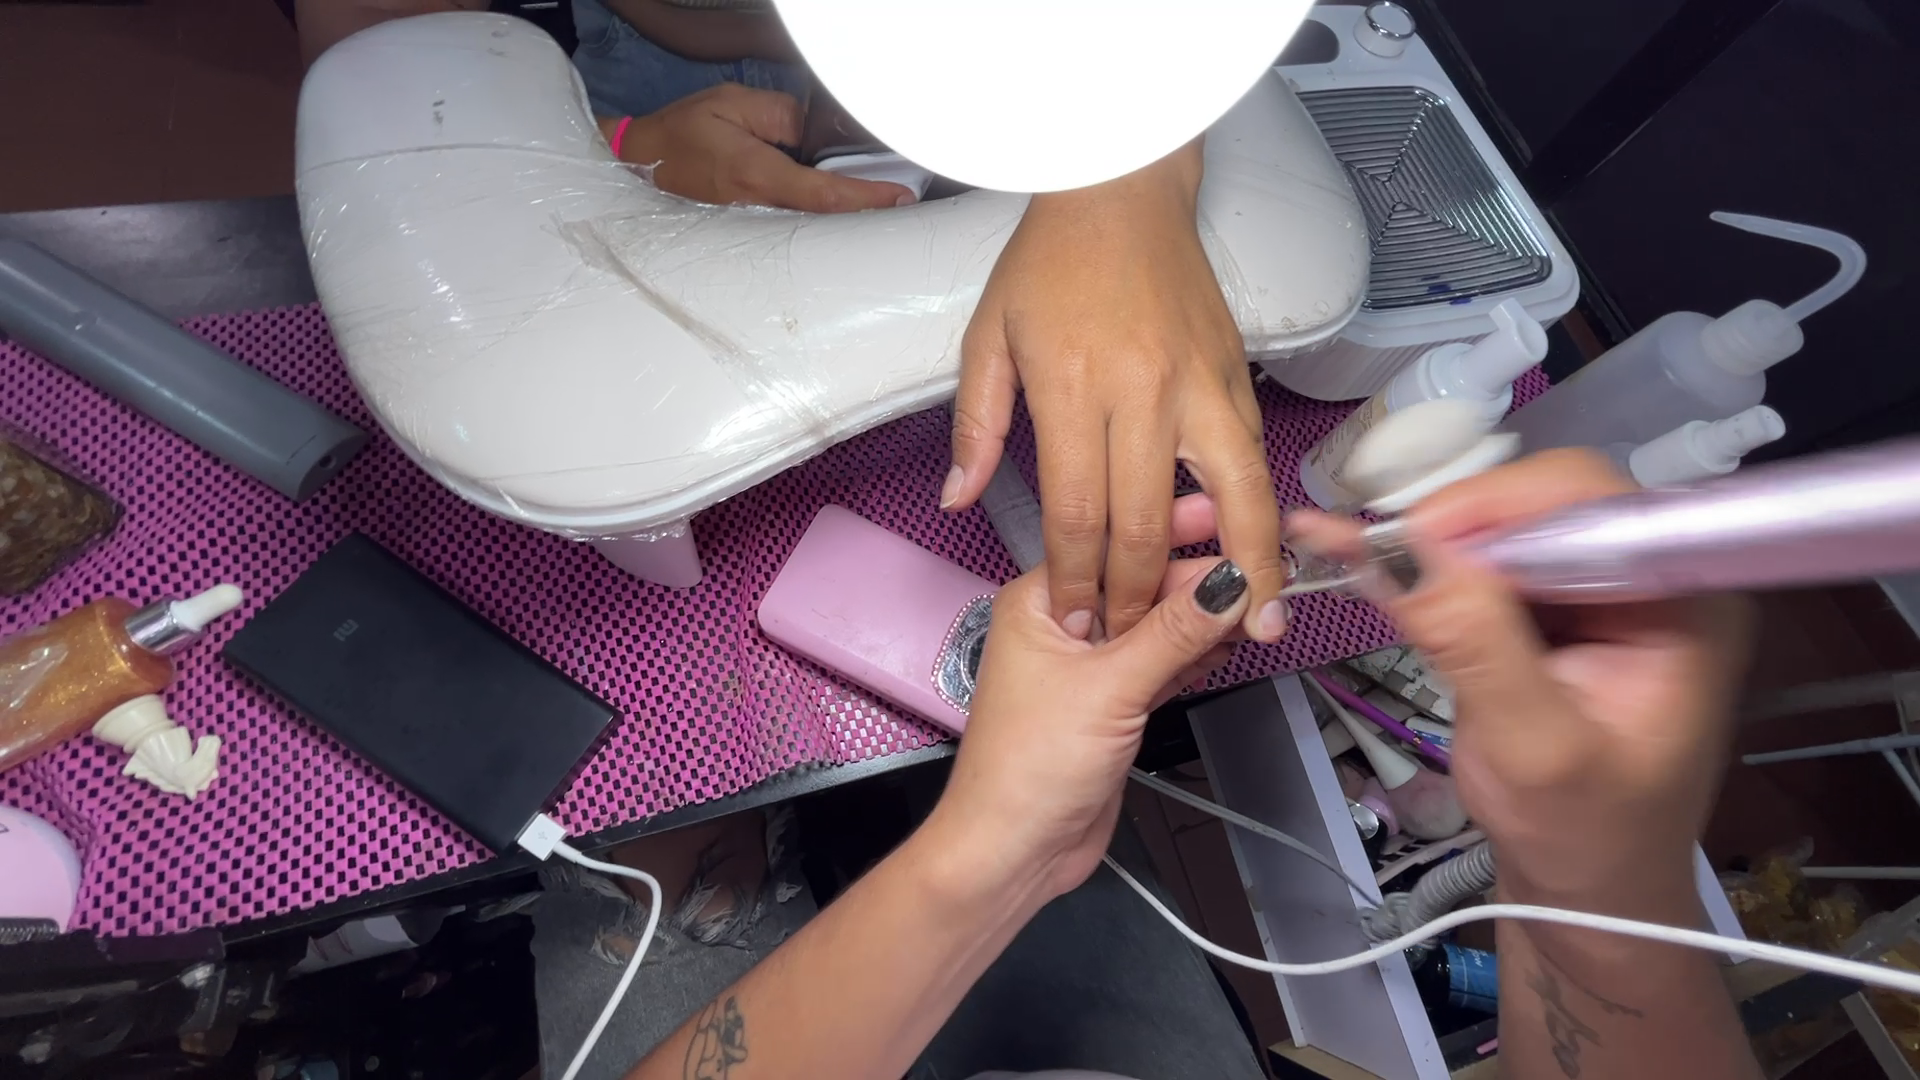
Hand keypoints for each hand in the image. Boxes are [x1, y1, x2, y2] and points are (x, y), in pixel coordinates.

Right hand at [612, 84, 912, 212]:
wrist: (645, 167)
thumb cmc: (682, 136)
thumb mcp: (729, 105)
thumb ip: (778, 115)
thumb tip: (810, 131)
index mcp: (761, 177)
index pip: (826, 194)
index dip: (866, 198)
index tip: (898, 197)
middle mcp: (766, 210)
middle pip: (830, 220)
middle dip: (868, 215)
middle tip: (904, 207)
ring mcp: (763, 225)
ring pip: (818, 227)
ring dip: (851, 218)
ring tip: (884, 207)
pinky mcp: (759, 227)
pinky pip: (802, 225)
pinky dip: (829, 218)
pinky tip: (846, 211)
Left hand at [930, 495, 1249, 900]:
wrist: (1016, 850)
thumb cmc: (1034, 762)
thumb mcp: (1109, 687)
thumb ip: (1173, 634)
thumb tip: (1231, 582)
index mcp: (1040, 600)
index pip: (1112, 547)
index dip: (1170, 532)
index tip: (1227, 517)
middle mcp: (1061, 622)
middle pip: (1140, 585)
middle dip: (1197, 582)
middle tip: (1263, 571)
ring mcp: (1088, 663)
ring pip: (1154, 627)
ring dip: (1202, 621)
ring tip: (1260, 605)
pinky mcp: (1111, 700)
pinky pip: (1158, 664)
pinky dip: (1191, 656)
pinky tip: (1229, 643)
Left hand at [943, 144, 1287, 645]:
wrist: (1121, 188)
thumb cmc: (1048, 262)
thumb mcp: (987, 338)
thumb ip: (974, 427)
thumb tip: (958, 499)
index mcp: (1073, 388)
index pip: (1077, 512)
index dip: (1079, 578)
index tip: (1079, 620)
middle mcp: (1144, 392)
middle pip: (1146, 521)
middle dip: (1138, 594)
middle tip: (1133, 639)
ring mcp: (1200, 383)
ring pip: (1234, 494)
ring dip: (1243, 569)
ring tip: (1256, 624)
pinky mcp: (1235, 373)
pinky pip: (1253, 455)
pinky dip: (1260, 510)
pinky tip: (1262, 549)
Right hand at [1287, 451, 1752, 912]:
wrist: (1583, 876)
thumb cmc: (1580, 828)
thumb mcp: (1531, 744)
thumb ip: (1477, 644)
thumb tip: (1407, 551)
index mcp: (1679, 603)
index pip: (1588, 505)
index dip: (1495, 507)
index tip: (1408, 540)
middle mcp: (1641, 579)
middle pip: (1538, 502)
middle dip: (1451, 524)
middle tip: (1376, 556)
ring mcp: (1588, 592)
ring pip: (1496, 526)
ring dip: (1424, 541)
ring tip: (1358, 557)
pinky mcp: (1541, 608)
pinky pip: (1474, 561)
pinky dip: (1418, 563)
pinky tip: (1369, 567)